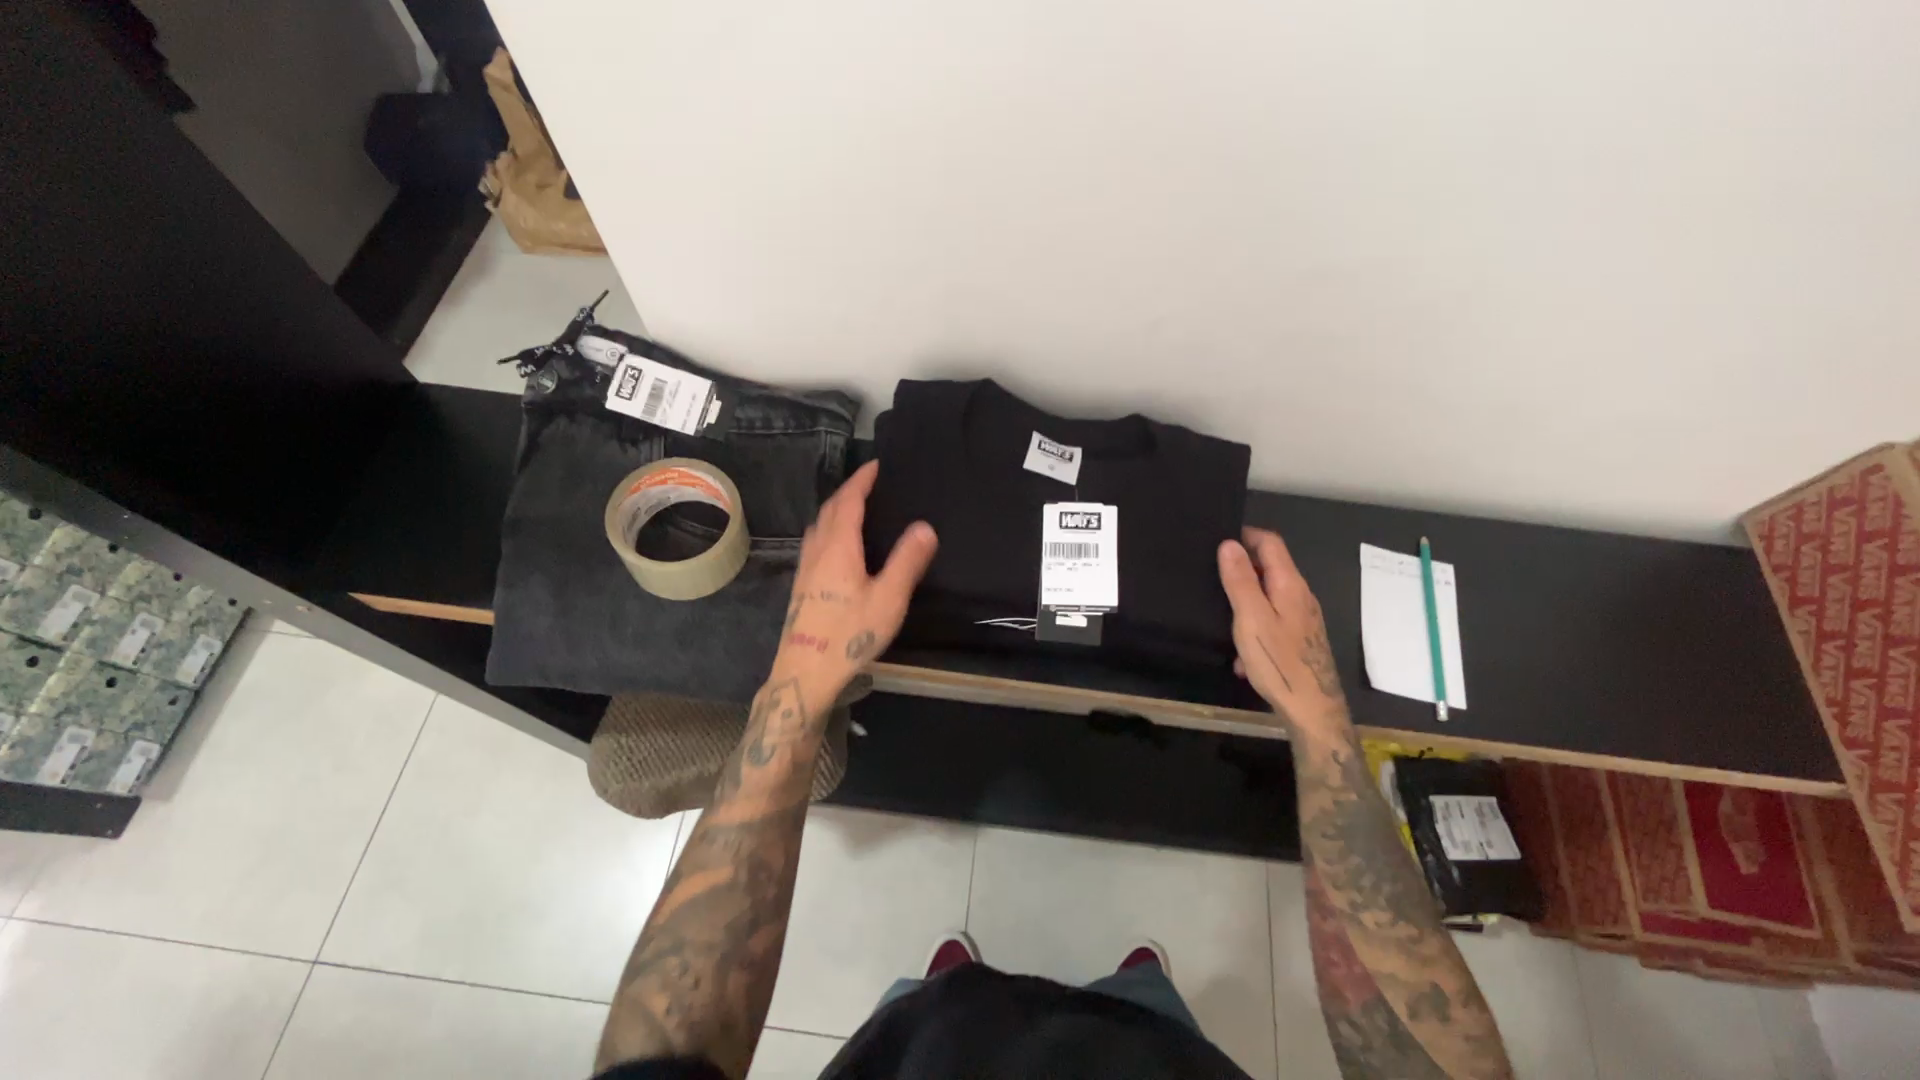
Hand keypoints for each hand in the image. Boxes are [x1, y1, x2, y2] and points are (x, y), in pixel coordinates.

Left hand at [771, 460, 937, 699]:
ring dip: (835, 510)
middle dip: (848, 491)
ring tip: (854, 508)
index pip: (849, 502)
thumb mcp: (888, 599)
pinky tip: (836, 547)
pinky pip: (815, 542)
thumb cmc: (849, 634)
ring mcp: (805, 569)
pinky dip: (828, 529)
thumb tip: (925, 526)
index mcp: (839, 547)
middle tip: (869, 482)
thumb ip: (906, 561)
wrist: (805, 671)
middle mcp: (818, 551)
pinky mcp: (801, 586)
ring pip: (819, 526)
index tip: (876, 465)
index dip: (862, 481)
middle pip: (830, 510)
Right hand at [1217, 527, 1349, 738]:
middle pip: (1271, 568)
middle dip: (1242, 568)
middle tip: (1210, 575)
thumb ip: (1240, 580)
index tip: (1217, 541)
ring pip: (1269, 597)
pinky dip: (1254, 628)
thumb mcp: (1251, 618)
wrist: (1313, 710)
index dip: (1245, 535)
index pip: (1270, 542)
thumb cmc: (1279, 661)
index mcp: (1289, 584)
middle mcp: (1300, 596)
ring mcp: (1303, 619)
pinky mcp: (1299, 640)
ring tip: (1219, 613)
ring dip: (1245, 601)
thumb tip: (1229, 544)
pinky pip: (1273, 622)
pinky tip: (1240, 655)